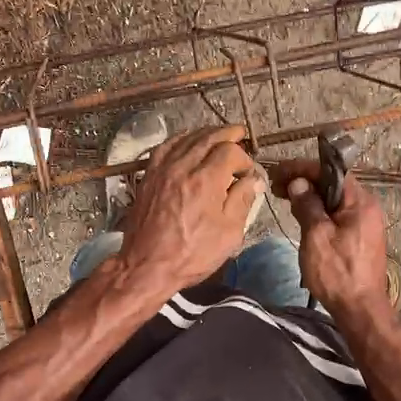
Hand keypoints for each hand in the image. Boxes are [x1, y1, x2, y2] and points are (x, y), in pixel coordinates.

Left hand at [115, 126, 264, 293]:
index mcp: (206, 180)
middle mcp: (183, 167)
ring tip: (217, 135)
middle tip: (240, 133)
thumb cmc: (191, 254)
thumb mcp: (229, 233)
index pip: (230, 151)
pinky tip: (186, 141)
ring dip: (204, 134)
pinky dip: (179, 140)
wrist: (146, 266)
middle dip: (227, 134)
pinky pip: (164, 148)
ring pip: (185, 139)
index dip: (244, 158)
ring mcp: (162, 170)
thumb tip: (253, 180)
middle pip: (208, 138)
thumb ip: (242, 201)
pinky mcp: (148, 178)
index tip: (248, 172)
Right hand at [272, 158, 389, 316]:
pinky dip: (318, 211)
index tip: (277, 173)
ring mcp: (364, 223)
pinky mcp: (360, 237)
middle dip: (304, 181)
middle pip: (332, 184)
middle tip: (276, 187)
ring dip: (310, 196)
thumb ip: (308, 206)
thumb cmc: (337, 273)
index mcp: (359, 202)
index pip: (329, 171)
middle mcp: (366, 207)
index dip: (301, 169)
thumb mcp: (316, 236)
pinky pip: (337, 214)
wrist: (361, 308)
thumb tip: (298, 184)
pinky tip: (302, 216)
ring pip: (333, 200)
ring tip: (285, 199)